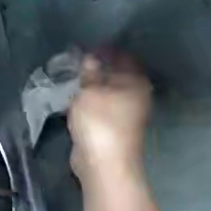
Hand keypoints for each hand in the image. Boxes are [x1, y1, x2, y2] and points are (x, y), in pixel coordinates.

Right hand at [68, 49, 154, 182]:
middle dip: (98, 67)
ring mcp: (127, 112)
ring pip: (109, 90)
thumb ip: (89, 73)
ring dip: (93, 84)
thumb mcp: (89, 92)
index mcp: (137, 82)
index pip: (123, 56)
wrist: (104, 164)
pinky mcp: (114, 126)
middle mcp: (137, 94)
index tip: (85, 47)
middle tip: (75, 60)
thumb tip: (90, 59)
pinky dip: (91, 99)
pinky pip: (102, 105)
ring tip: (72, 77)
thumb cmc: (100, 122)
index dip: (105, 50)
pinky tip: (76, 97)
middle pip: (117, 74)